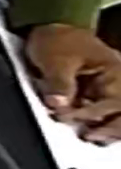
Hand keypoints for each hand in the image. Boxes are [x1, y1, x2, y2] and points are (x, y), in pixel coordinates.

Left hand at [27, 24, 120, 143]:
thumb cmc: (58, 41)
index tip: (65, 117)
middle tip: (91, 138)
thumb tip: (58, 104)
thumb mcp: (55, 61)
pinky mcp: (102, 90)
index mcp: (118, 74)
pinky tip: (96, 129)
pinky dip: (104, 118)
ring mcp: (114, 86)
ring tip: (95, 139)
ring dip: (112, 127)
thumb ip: (58, 83)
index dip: (91, 113)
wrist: (54, 29)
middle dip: (112, 127)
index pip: (112, 101)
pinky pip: (109, 107)